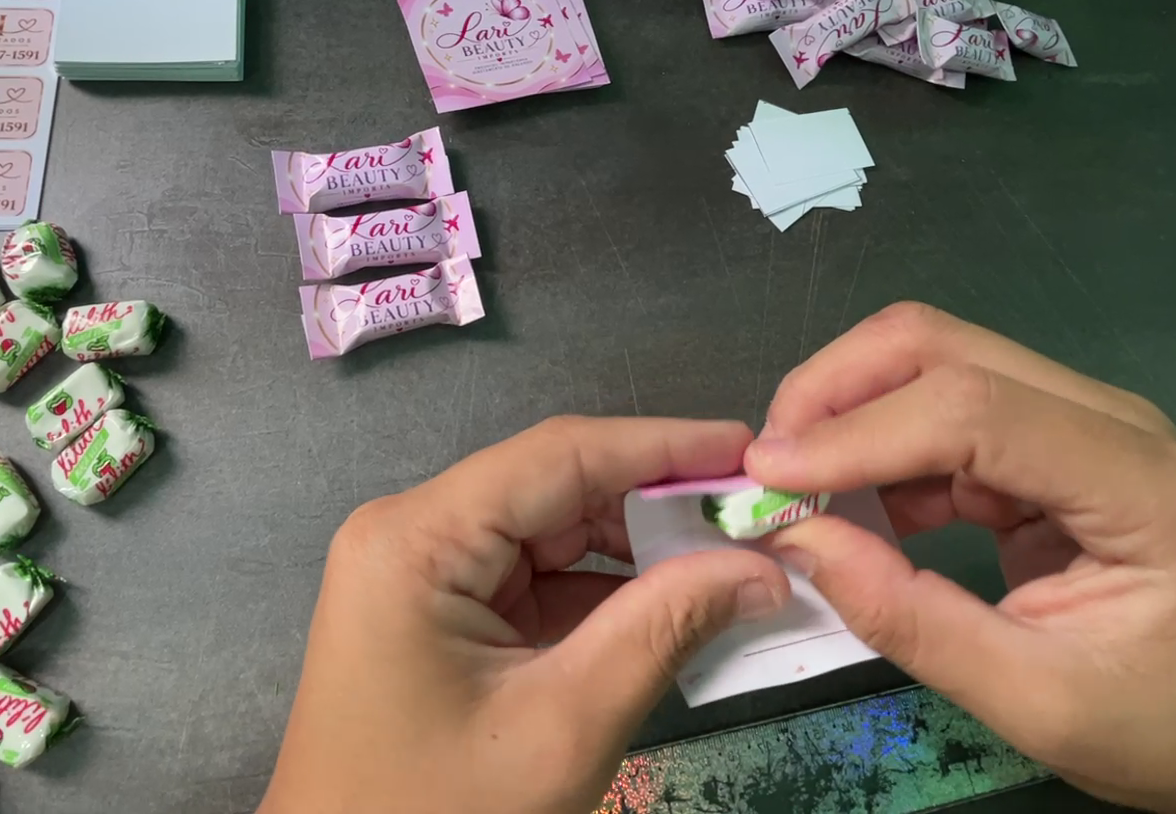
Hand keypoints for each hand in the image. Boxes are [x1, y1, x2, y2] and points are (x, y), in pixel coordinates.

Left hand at [260, 417, 790, 813]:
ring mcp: (427, 564)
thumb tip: (760, 569)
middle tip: (750, 510)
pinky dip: (606, 587)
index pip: (558, 456)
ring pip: (553, 527)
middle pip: (555, 487)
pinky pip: (539, 573)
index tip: (745, 444)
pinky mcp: (445, 602)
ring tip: (727, 552)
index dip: (660, 444)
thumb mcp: (561, 729)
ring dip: (638, 544)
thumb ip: (663, 631)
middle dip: (656, 499)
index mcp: (418, 536)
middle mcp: (415, 528)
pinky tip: (672, 596)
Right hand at [746, 302, 1175, 813]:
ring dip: (842, 404)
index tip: (768, 475)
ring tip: (798, 478)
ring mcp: (1079, 414)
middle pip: (941, 344)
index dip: (858, 432)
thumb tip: (793, 536)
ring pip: (927, 353)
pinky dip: (871, 438)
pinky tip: (854, 496)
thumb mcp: (1036, 707)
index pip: (977, 412)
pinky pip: (932, 401)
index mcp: (1153, 492)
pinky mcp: (1041, 428)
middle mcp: (1117, 421)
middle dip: (833, 388)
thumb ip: (908, 620)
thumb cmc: (1169, 732)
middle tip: (772, 459)